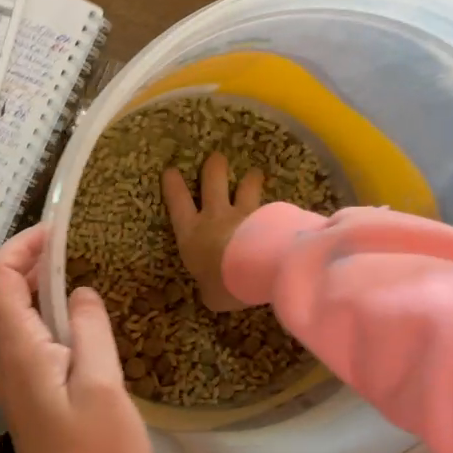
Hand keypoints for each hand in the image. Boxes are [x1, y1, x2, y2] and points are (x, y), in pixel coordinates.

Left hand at [0, 224, 151, 452]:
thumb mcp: (104, 387)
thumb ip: (89, 330)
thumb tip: (80, 291)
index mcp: (16, 351)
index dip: (22, 245)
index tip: (61, 233)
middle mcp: (0, 357)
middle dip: (25, 259)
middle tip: (71, 248)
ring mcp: (6, 375)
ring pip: (3, 311)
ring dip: (30, 284)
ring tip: (74, 272)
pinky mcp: (20, 388)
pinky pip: (16, 333)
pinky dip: (35, 309)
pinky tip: (71, 312)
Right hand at [163, 152, 263, 312]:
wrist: (254, 269)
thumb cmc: (222, 282)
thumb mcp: (210, 293)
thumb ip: (210, 289)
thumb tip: (211, 294)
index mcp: (191, 233)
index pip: (177, 203)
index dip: (173, 186)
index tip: (170, 171)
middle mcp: (214, 216)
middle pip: (212, 182)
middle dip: (214, 168)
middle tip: (216, 158)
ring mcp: (244, 213)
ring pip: (245, 187)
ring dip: (249, 180)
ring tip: (253, 174)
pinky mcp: (270, 216)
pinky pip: (271, 207)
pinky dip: (275, 206)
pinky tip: (282, 207)